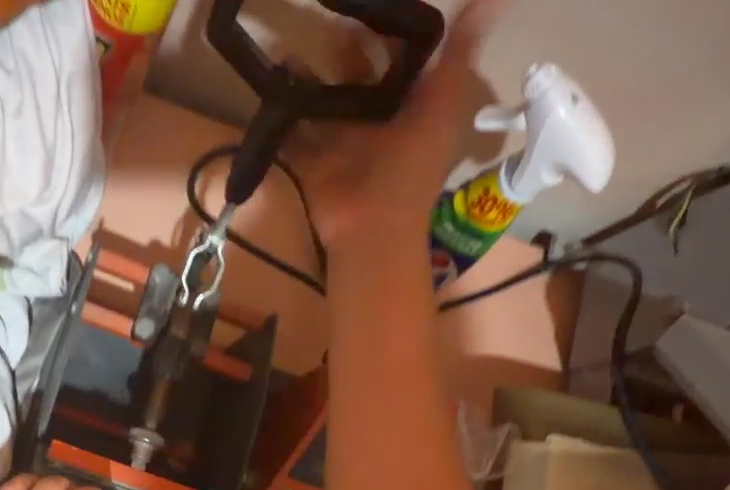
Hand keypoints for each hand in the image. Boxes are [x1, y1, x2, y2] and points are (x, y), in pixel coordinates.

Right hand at [292, 0, 504, 249]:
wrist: (372, 227)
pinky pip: (292, 134)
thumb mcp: (445, 104)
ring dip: (306, 78)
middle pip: (358, 77)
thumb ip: (460, 53)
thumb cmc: (413, 166)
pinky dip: (279, 115)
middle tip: (329, 15)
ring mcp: (341, 143)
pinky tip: (269, 85)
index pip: (402, 60)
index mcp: (411, 107)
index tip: (378, 4)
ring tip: (285, 47)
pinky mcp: (312, 162)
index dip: (393, 31)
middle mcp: (376, 121)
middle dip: (343, 50)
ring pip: (323, 101)